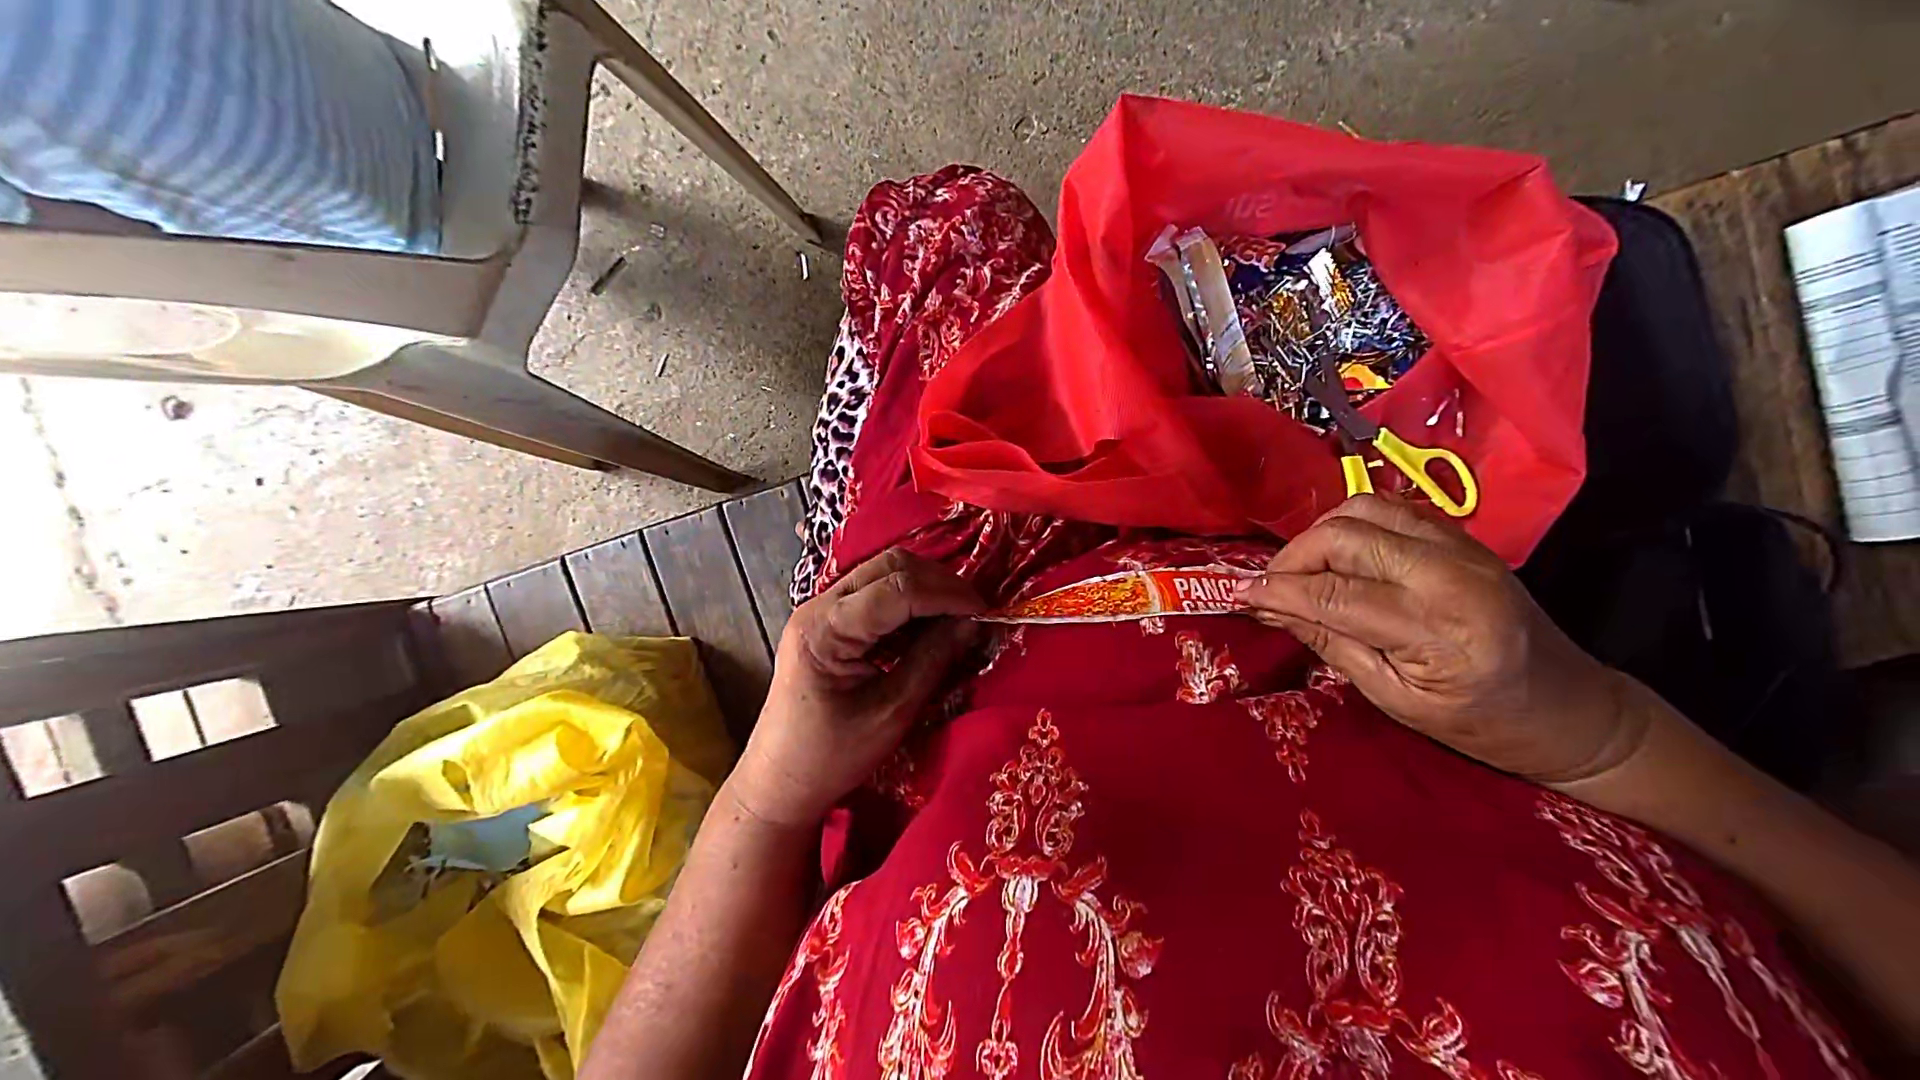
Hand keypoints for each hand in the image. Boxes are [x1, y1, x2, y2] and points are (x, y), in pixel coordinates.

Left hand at [727, 548, 983, 827]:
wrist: (780, 780)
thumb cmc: (831, 756)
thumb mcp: (891, 712)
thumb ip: (932, 660)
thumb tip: (972, 623)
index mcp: (825, 629)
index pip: (897, 588)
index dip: (947, 593)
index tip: (984, 610)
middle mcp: (817, 606)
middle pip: (889, 566)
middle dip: (938, 582)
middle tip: (974, 610)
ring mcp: (818, 609)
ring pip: (882, 573)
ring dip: (924, 588)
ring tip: (957, 616)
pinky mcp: (826, 620)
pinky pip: (873, 593)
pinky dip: (907, 602)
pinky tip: (928, 625)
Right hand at [1236, 494, 1646, 784]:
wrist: (1569, 708)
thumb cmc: (1479, 722)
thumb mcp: (1394, 698)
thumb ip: (1330, 642)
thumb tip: (1268, 607)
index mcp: (1440, 630)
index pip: (1334, 593)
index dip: (1277, 590)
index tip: (1237, 593)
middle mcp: (1452, 574)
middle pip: (1344, 535)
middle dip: (1292, 558)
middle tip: (1269, 586)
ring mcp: (1462, 547)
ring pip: (1362, 509)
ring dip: (1318, 536)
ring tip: (1302, 571)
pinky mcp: (1461, 537)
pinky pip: (1388, 509)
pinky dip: (1349, 526)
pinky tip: (1338, 557)